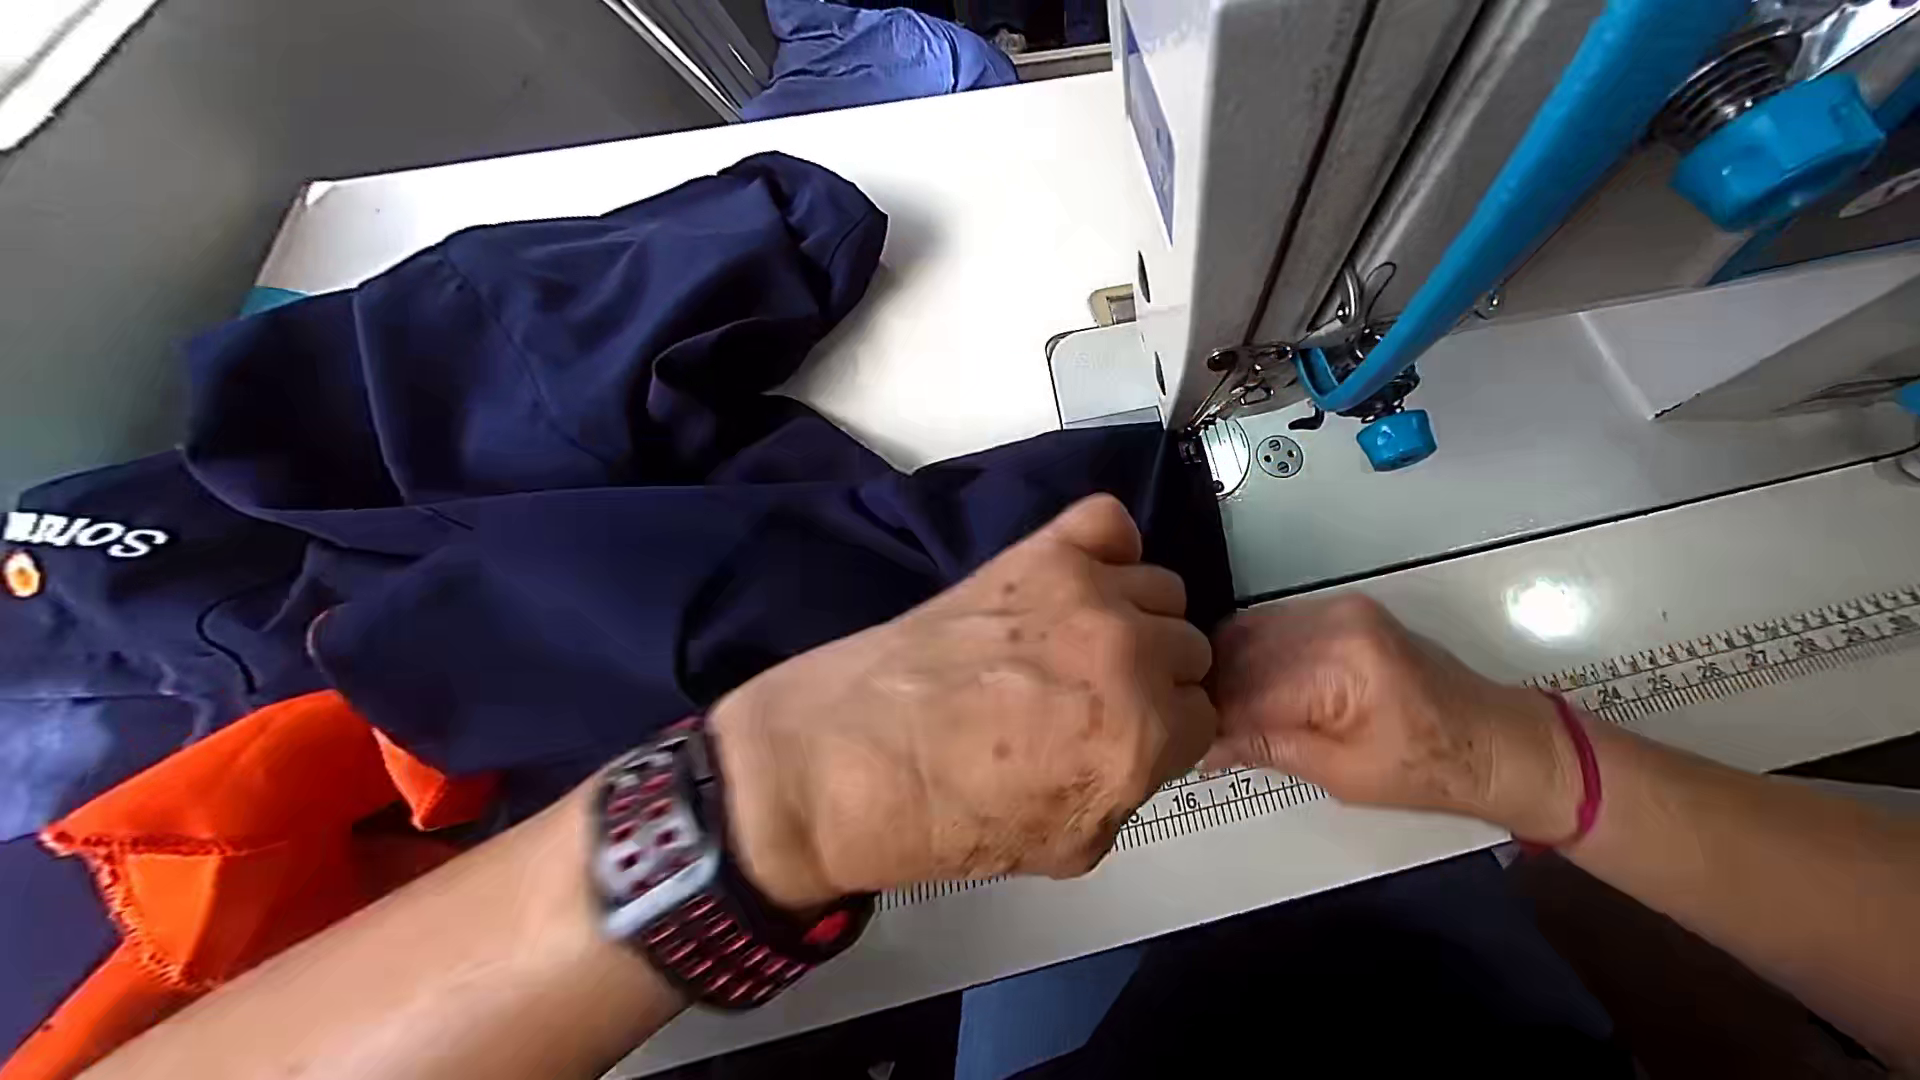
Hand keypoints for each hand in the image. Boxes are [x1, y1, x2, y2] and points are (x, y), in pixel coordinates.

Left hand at [707, 495, 1216, 908]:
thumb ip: (1129, 788)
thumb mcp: (1070, 847)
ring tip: (1072, 636)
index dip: (1162, 730)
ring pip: (1157, 588)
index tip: (1128, 731)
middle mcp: (1129, 653)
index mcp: (1144, 734)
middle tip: (1095, 688)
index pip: (1202, 715)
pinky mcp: (1036, 552)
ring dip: (1129, 615)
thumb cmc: (949, 817)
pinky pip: (1107, 522)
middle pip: (1186, 646)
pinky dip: (1104, 546)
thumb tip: (1139, 745)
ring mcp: (1082, 590)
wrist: (848, 759)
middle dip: (1151, 675)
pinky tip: (1073, 580)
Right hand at [1203, 595, 1579, 838]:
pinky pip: (1273, 624)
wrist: (1499, 740)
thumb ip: (1267, 748)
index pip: (1248, 689)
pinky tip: (1244, 681)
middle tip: (1197, 723)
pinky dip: (1251, 652)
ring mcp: (1336, 607)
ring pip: (1249, 632)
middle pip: (1241, 652)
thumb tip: (1203, 748)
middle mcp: (1332, 621)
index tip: (1189, 739)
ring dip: (1227, 669)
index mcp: (1340, 667)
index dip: (1214, 717)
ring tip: (1217, 705)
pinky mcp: (1338, 607)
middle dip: (1214, 690)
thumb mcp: (1341, 775)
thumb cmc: (1428, 771)